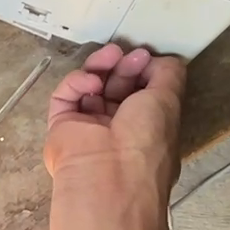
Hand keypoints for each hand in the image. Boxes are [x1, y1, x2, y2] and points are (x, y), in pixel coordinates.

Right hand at [44, 44, 186, 200]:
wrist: (108, 176)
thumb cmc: (146, 143)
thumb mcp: (169, 103)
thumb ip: (169, 76)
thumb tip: (162, 60)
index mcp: (147, 131)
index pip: (142, 94)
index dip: (144, 72)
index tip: (145, 56)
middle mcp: (117, 130)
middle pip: (116, 88)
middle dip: (123, 66)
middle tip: (127, 54)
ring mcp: (88, 127)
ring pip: (90, 88)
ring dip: (100, 67)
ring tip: (109, 55)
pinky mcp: (61, 124)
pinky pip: (66, 96)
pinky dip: (78, 82)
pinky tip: (91, 82)